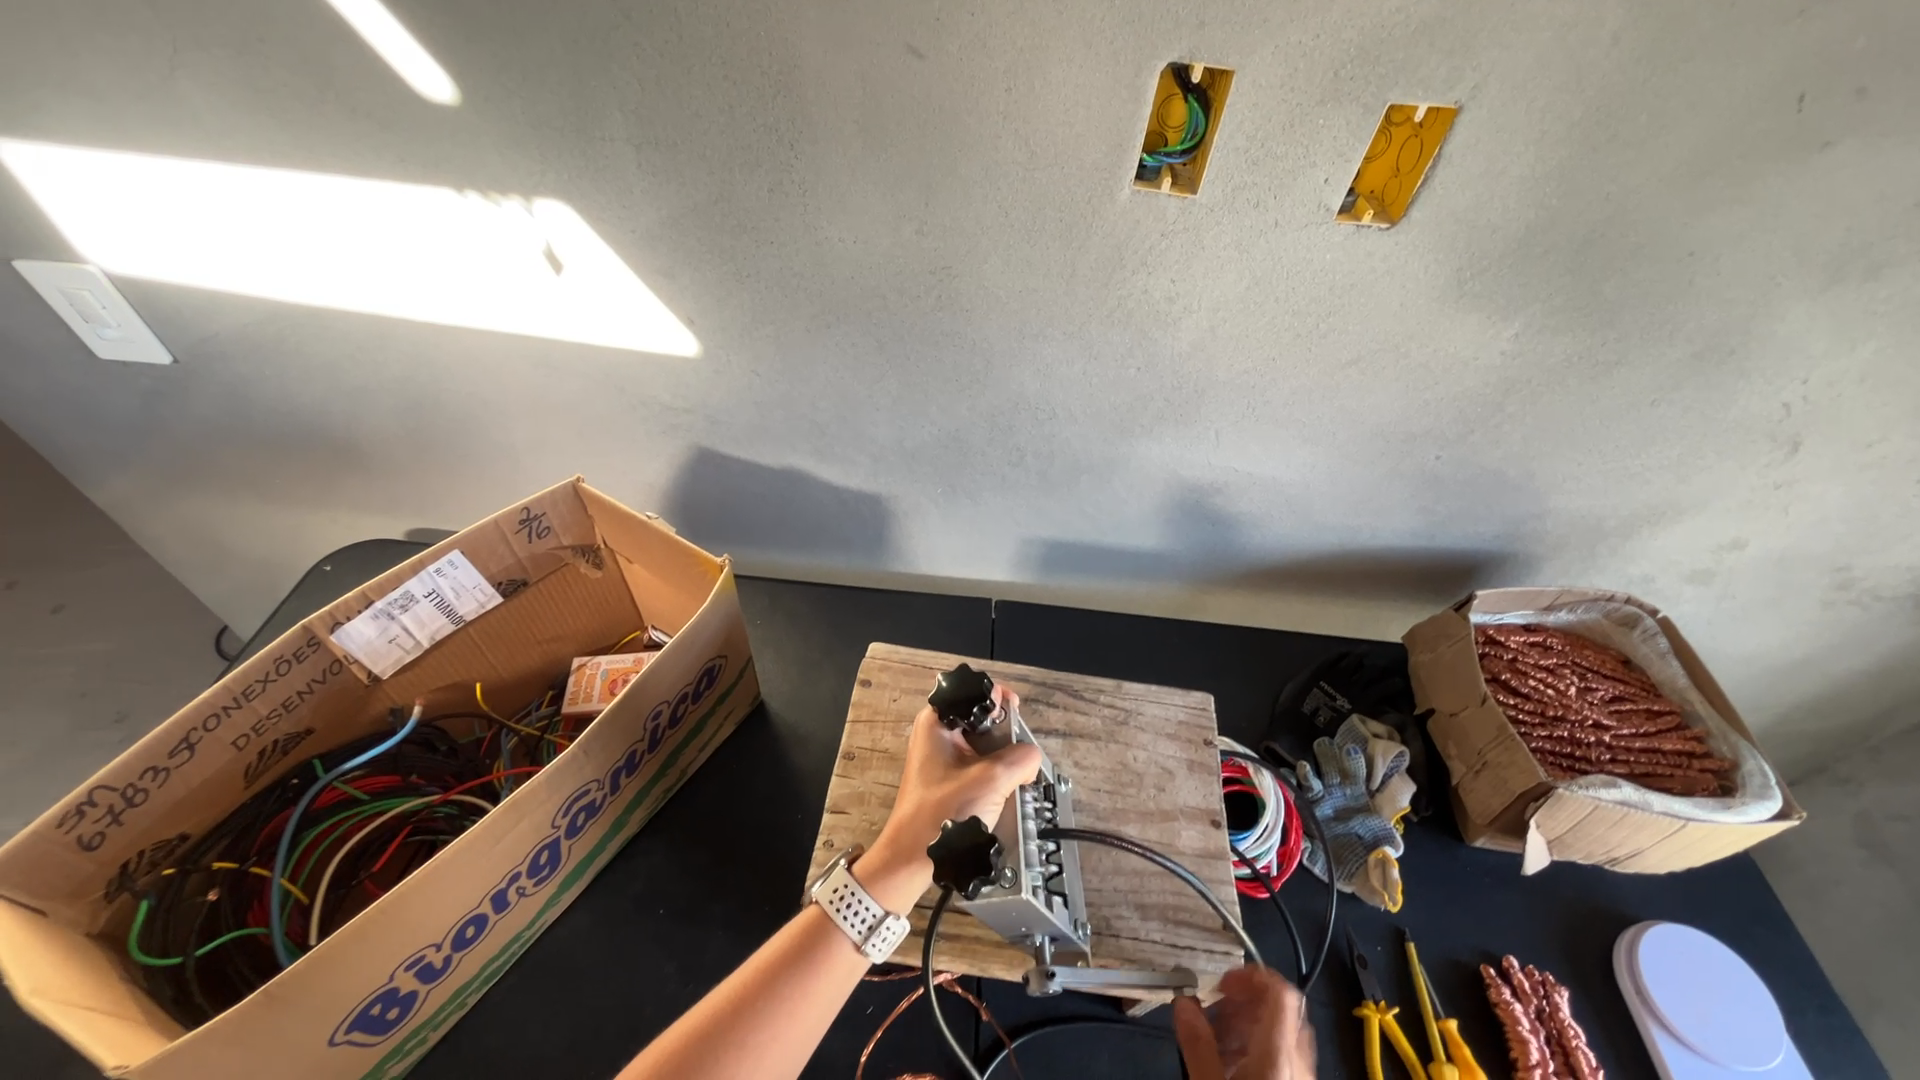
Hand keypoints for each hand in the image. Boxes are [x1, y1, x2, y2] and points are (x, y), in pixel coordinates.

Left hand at [856, 688, 1041, 910]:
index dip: (998, 698)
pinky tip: (1005, 792)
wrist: (911, 860)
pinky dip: (995, 775)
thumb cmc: (941, 815)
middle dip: (1006, 735)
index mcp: (937, 722)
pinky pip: (980, 767)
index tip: (1019, 714)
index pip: (972, 693)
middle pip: (982, 719)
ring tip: (1016, 777)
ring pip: (984, 746)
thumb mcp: (989, 780)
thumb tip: (1032, 756)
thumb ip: (1020, 759)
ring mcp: (942, 759)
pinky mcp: (949, 781)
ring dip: (1003, 759)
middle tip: (1021, 754)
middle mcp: (938, 735)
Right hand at [1173, 966, 1315, 1078]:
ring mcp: (1305, 1071)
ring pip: (1285, 1027)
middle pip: (1283, 1006)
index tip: (1225, 980)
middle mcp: (1299, 1057)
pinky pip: (1287, 1048)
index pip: (1281, 993)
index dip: (1254, 975)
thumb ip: (1197, 1042)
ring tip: (1221, 1031)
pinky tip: (1236, 1056)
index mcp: (1278, 1051)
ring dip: (1252, 1019)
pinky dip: (1261, 1040)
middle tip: (1218, 1003)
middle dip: (1247, 997)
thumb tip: (1182, 1001)